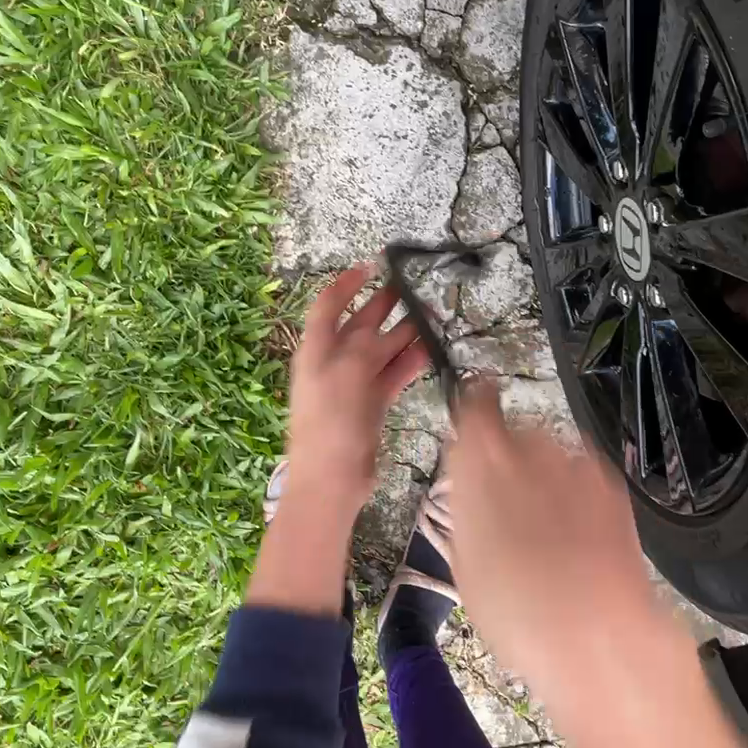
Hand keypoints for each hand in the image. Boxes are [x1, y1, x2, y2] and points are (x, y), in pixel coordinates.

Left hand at [282, 264, 426, 527]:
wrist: (331, 481)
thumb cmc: (330, 424)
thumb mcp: (345, 375)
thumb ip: (362, 346)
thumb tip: (380, 331)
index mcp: (316, 351)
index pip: (327, 306)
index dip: (345, 284)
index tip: (369, 266)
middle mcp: (333, 364)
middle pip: (359, 325)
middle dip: (382, 305)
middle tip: (412, 286)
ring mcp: (353, 385)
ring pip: (381, 351)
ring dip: (403, 333)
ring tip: (431, 316)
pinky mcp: (372, 405)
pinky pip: (392, 376)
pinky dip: (409, 363)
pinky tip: (430, 352)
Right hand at [445, 380, 747, 747]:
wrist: (597, 636)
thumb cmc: (514, 610)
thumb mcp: (465, 562)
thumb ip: (466, 505)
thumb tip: (471, 483)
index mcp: (479, 460)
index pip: (476, 404)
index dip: (476, 415)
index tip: (476, 435)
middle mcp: (527, 446)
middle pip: (514, 430)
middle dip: (510, 456)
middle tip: (511, 507)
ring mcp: (574, 460)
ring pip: (551, 450)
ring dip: (546, 474)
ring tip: (550, 529)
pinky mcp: (611, 481)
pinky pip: (584, 473)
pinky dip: (578, 492)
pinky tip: (580, 536)